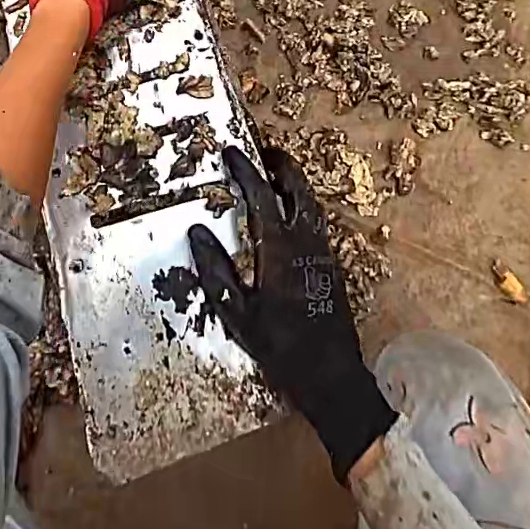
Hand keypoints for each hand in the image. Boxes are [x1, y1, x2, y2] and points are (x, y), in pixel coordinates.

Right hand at [187, 147, 398, 480]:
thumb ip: (216, 270)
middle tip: (262, 150)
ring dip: (291, 182)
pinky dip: (299, 203)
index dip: (244, 169)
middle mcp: (306, 241)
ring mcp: (322, 252)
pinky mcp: (330, 263)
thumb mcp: (237, 312)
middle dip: (280, 164)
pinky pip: (314, 219)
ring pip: (310, 203)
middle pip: (298, 188)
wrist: (332, 378)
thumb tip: (197, 232)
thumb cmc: (280, 345)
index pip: (260, 195)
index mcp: (280, 248)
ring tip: (271, 174)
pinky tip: (285, 214)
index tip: (230, 151)